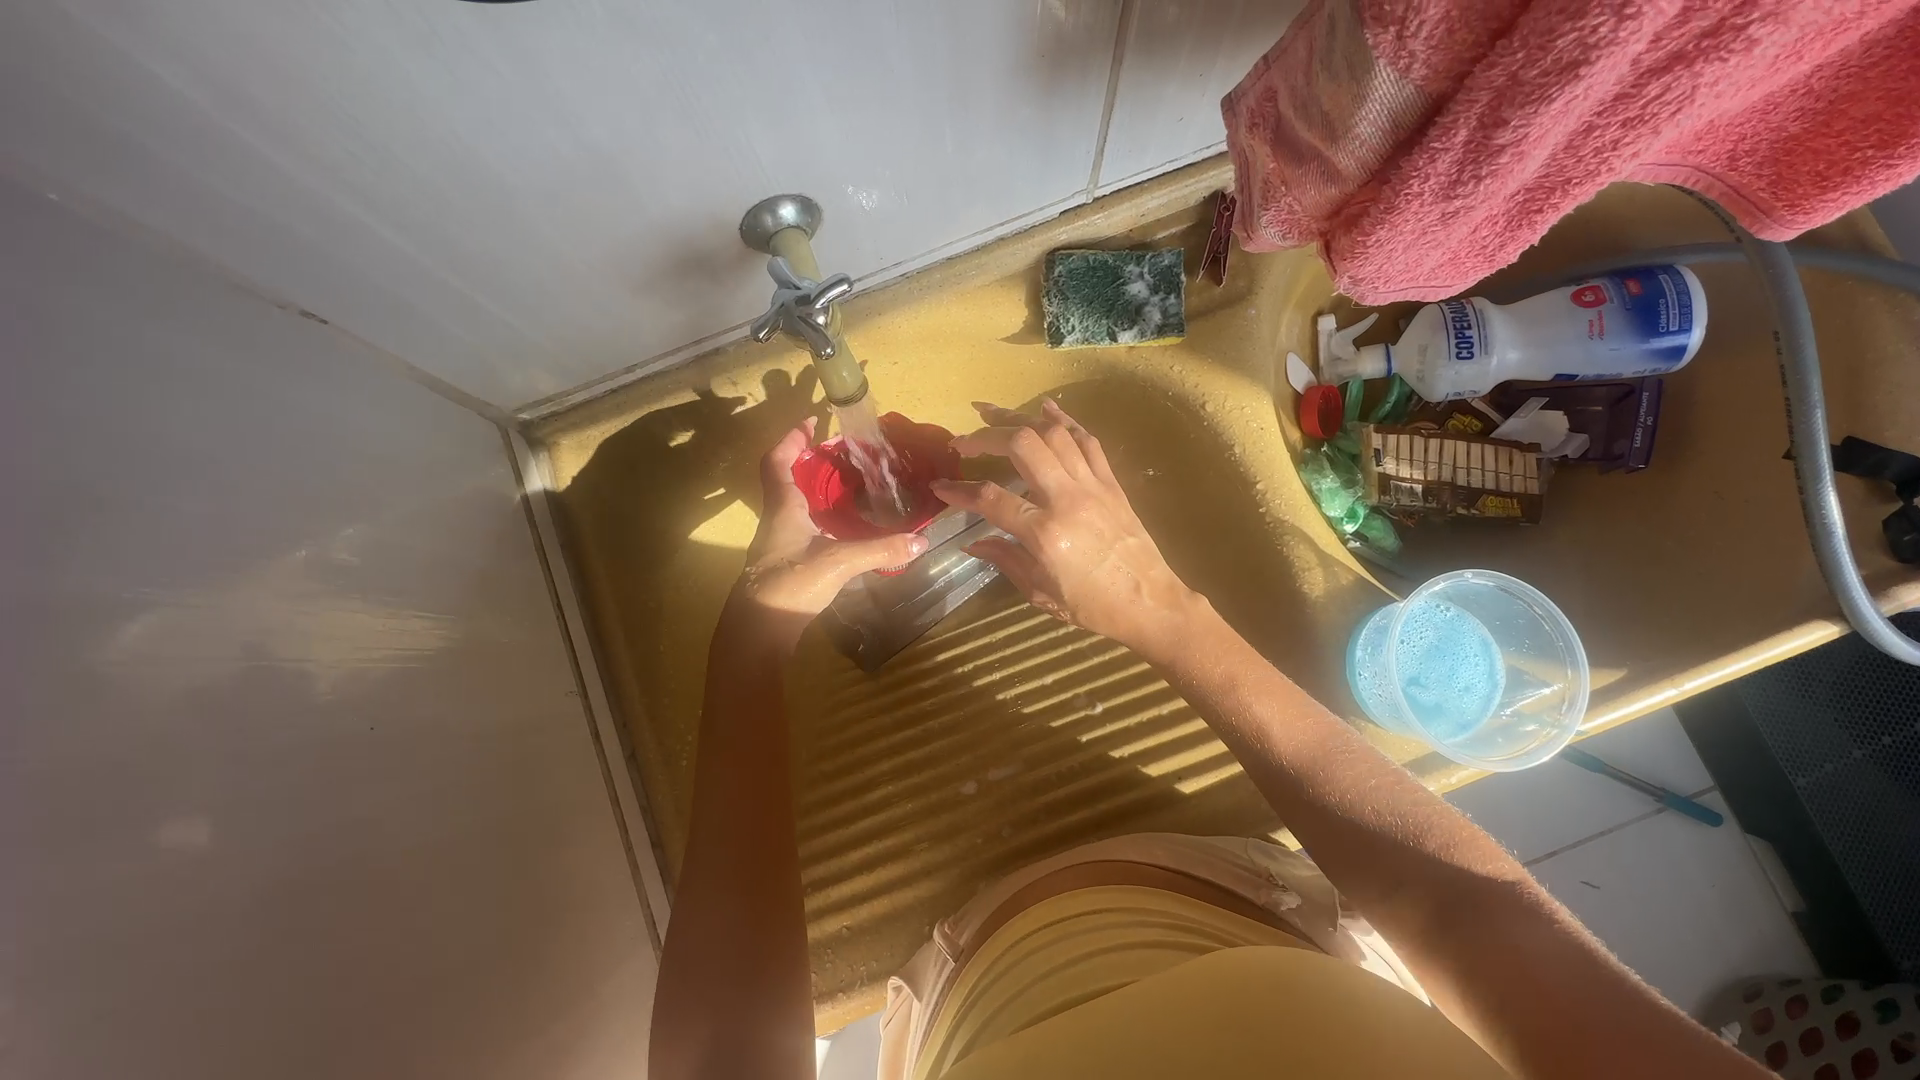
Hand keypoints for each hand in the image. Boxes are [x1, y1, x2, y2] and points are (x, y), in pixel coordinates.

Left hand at [724, 418, 930, 652]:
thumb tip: (921, 541)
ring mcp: (777, 545)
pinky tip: (839, 531)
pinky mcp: (783, 565)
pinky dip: (818, 520)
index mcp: (783, 508)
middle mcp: (776, 520)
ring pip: (792, 506)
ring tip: (845, 486)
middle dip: (807, 462)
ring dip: (812, 492)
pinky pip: (800, 529)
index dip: (791, 439)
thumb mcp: (840, 562)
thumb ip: (881, 550)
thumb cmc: (790, 584)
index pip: (778, 462)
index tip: (810, 423)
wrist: (757, 631)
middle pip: (784, 481)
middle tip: (836, 454)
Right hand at [932, 400, 1206, 660]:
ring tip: (992, 414)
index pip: (990, 499)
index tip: (939, 486)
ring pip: (1053, 433)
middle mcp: (1067, 499)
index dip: (959, 490)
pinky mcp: (1111, 482)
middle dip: (986, 436)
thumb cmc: (1093, 607)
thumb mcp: (1041, 593)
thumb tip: (973, 541)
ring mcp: (1092, 485)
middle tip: (963, 442)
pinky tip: (1044, 408)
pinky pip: (1086, 440)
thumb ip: (1006, 560)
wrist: (1151, 603)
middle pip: (1021, 445)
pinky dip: (1063, 420)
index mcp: (1045, 533)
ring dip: (1019, 418)